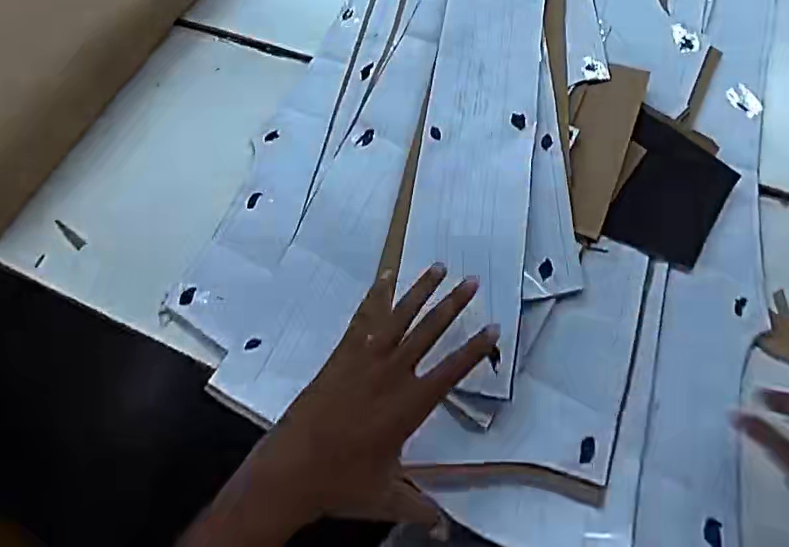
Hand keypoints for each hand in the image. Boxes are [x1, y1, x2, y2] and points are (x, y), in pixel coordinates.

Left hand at [181, 264, 498, 545]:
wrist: (295, 464)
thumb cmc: (342, 481)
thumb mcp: (385, 496)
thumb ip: (417, 506)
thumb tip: (442, 527)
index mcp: (408, 404)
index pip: (451, 370)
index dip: (474, 349)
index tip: (493, 327)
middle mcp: (391, 373)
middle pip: (429, 330)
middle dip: (453, 304)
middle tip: (472, 282)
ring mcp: (366, 357)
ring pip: (400, 315)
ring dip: (420, 289)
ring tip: (438, 267)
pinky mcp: (344, 352)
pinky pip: (365, 316)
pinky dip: (377, 294)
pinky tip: (385, 277)